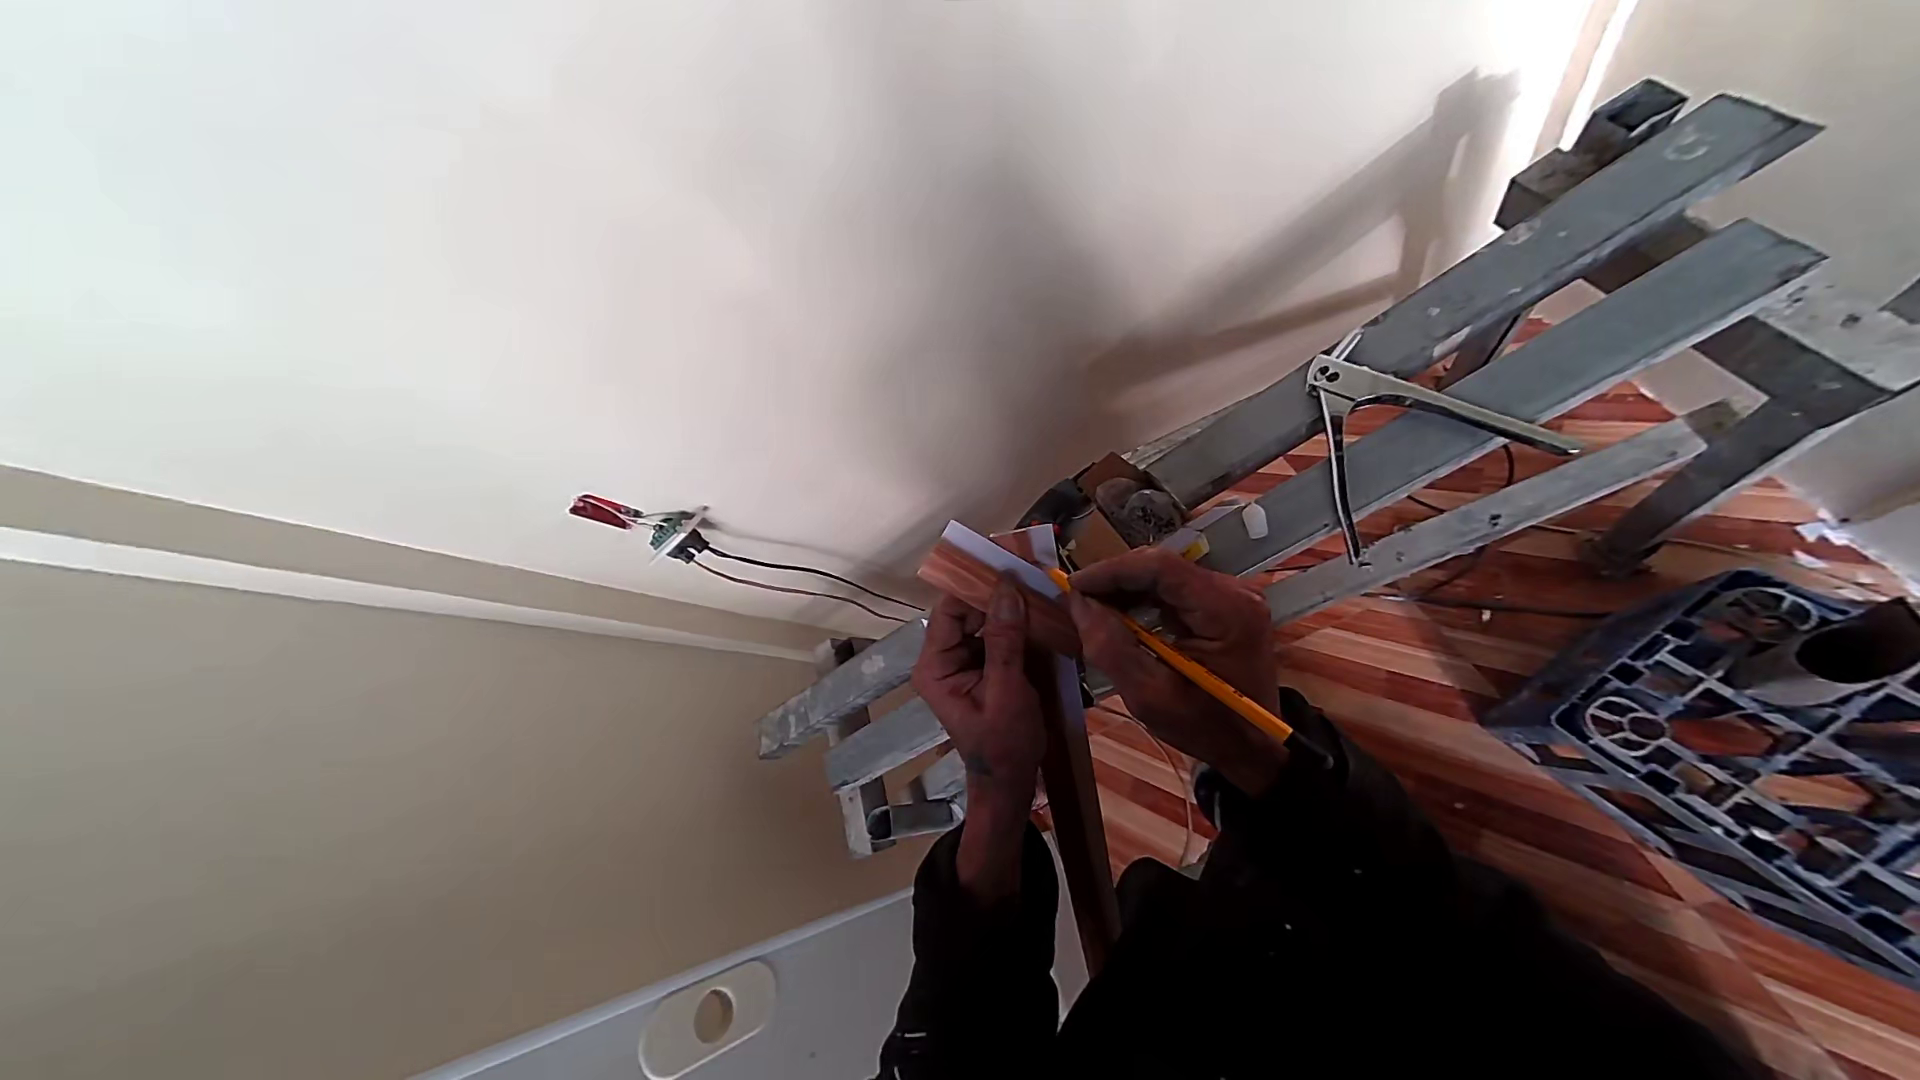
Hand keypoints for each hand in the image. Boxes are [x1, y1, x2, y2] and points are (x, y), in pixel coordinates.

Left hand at [912, 579, 1046, 800]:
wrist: (1012, 782)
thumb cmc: (1004, 745)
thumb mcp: (1006, 692)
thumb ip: (1005, 641)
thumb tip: (1006, 589)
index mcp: (935, 666)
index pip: (949, 612)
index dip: (974, 587)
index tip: (1006, 567)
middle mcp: (944, 658)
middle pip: (967, 612)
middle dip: (997, 595)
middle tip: (1029, 573)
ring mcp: (965, 660)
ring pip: (985, 619)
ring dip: (1011, 606)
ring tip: (1038, 587)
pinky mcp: (985, 665)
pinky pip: (999, 634)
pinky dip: (1018, 624)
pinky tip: (1039, 611)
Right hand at [1067, 549, 1287, 795]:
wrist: (1252, 746)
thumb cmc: (1206, 727)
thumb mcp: (1149, 696)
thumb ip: (1110, 647)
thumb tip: (1077, 602)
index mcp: (1227, 611)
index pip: (1160, 567)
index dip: (1111, 570)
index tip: (1073, 586)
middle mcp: (1234, 592)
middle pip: (1161, 565)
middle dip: (1114, 579)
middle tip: (1077, 600)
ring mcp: (1231, 594)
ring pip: (1163, 573)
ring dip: (1125, 587)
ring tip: (1092, 608)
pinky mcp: (1222, 602)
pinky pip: (1172, 587)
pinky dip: (1141, 597)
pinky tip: (1119, 614)